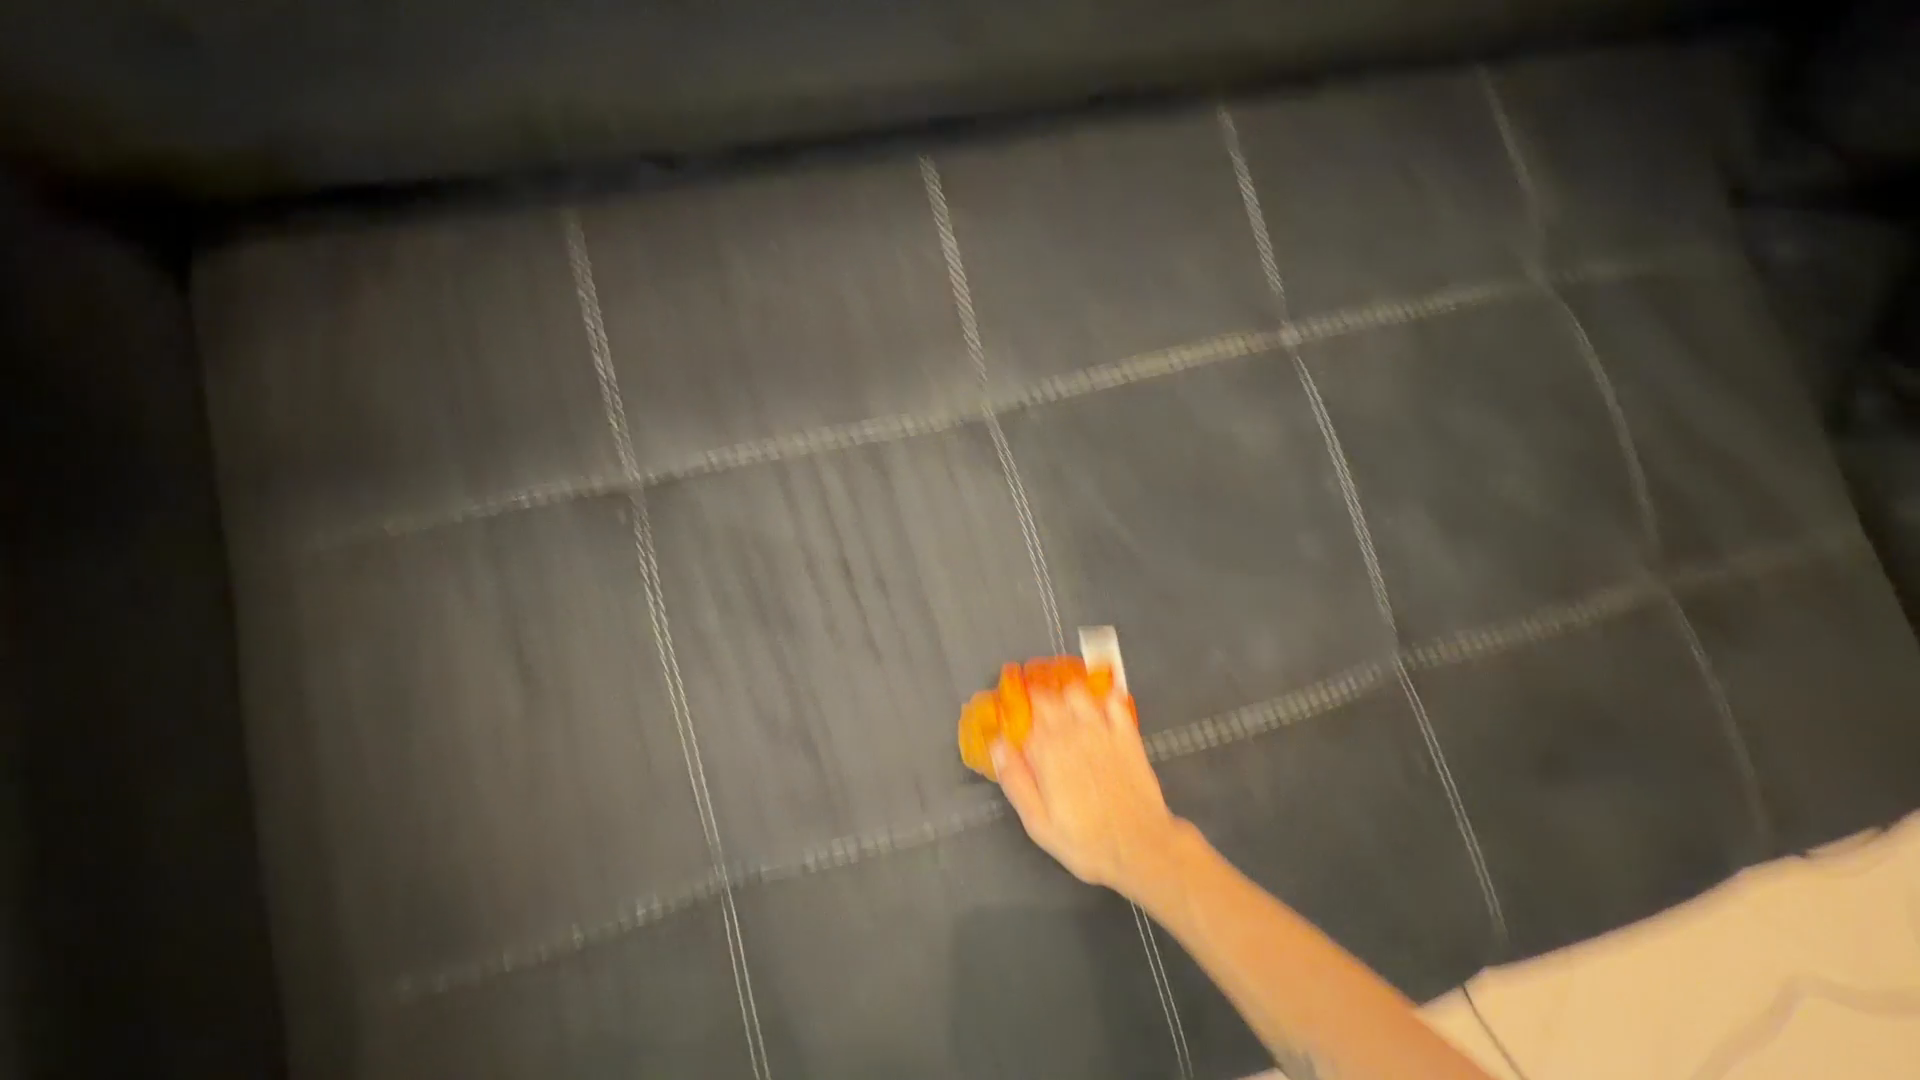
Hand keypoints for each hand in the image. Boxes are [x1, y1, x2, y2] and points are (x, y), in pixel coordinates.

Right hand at [992, 683, 1188, 894]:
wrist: (1140, 846)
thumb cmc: (1085, 841)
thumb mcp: (1038, 823)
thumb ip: (1015, 781)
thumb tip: (998, 747)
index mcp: (1046, 752)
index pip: (1022, 716)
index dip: (1015, 714)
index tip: (1012, 719)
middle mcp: (1072, 733)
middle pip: (1047, 697)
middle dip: (1037, 699)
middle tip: (1034, 711)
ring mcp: (1102, 730)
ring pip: (1077, 692)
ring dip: (1066, 694)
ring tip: (1063, 708)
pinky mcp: (1127, 734)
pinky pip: (1113, 701)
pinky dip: (1103, 699)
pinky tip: (1099, 708)